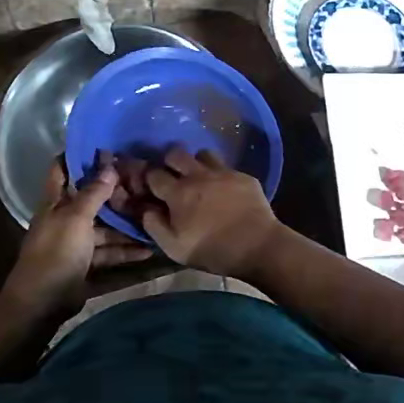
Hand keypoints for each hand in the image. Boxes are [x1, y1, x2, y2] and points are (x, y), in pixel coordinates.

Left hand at [0, 158, 153, 317]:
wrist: (42, 302)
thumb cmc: (56, 252)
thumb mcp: (76, 218)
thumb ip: (93, 193)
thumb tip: (110, 166)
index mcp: (55, 202)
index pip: (62, 170)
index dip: (78, 157)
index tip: (105, 147)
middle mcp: (65, 219)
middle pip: (90, 200)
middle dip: (113, 192)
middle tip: (143, 182)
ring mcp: (76, 243)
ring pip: (103, 229)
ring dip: (125, 225)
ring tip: (153, 218)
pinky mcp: (86, 265)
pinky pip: (109, 254)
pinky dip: (126, 252)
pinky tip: (149, 250)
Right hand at [141, 148, 282, 276]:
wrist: (258, 246)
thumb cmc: (212, 250)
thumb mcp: (174, 248)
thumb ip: (154, 226)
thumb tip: (145, 209)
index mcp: (178, 193)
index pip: (153, 174)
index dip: (149, 179)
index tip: (152, 187)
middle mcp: (198, 175)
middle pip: (175, 153)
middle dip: (170, 161)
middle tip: (173, 176)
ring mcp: (223, 172)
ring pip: (202, 153)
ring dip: (197, 163)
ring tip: (200, 178)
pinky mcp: (243, 176)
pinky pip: (226, 167)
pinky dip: (220, 175)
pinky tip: (225, 190)